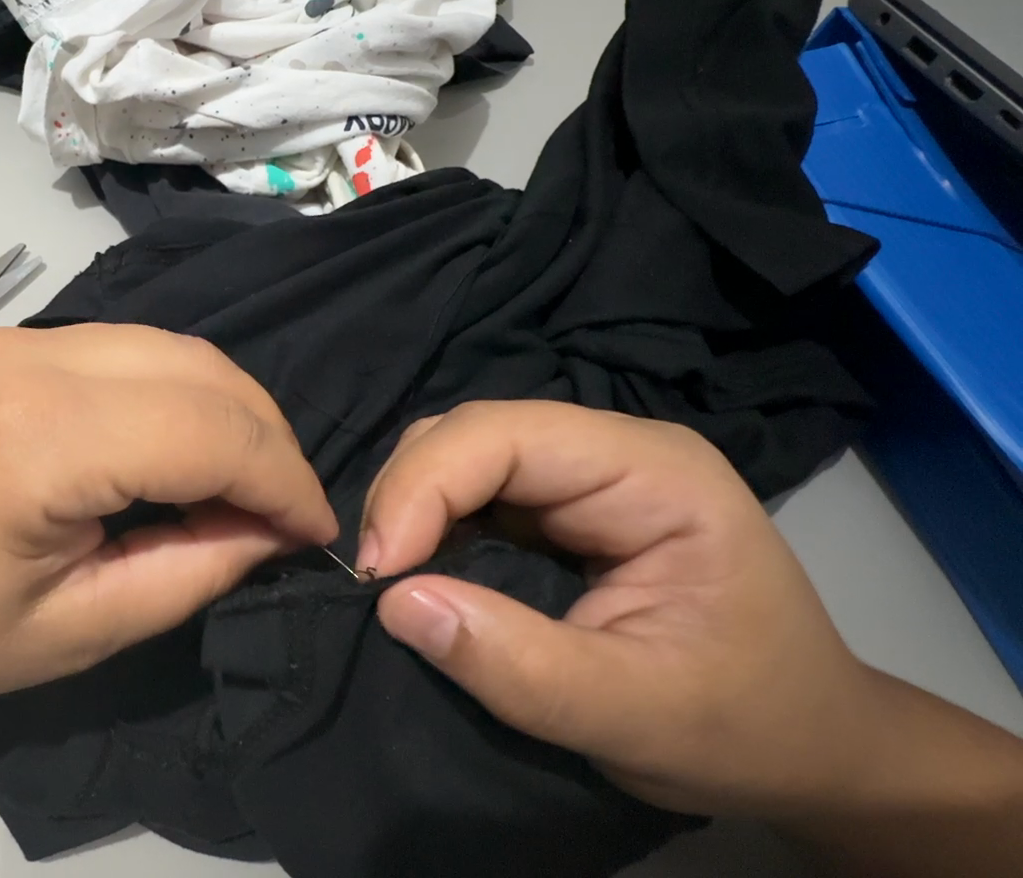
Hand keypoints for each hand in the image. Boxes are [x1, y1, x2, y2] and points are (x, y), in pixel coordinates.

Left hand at [0, 323, 337, 713]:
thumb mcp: (74, 629)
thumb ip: (191, 570)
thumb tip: (268, 531)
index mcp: (45, 436)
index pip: (213, 429)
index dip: (284, 481)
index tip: (314, 535)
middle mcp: (33, 359)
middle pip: (200, 368)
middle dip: (264, 437)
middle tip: (281, 512)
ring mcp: (12, 340)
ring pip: (165, 347)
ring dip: (220, 409)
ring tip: (234, 486)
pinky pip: (119, 350)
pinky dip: (168, 392)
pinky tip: (169, 449)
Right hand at [354, 400, 881, 817]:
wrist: (806, 749)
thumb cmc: (749, 731)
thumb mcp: (642, 718)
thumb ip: (522, 666)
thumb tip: (395, 603)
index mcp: (651, 473)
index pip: (501, 437)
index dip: (423, 489)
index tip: (379, 573)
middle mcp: (607, 451)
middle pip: (466, 433)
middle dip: (405, 496)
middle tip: (376, 580)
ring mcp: (576, 474)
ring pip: (451, 452)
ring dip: (405, 508)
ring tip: (391, 576)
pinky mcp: (550, 503)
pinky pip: (461, 488)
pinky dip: (421, 524)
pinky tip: (418, 568)